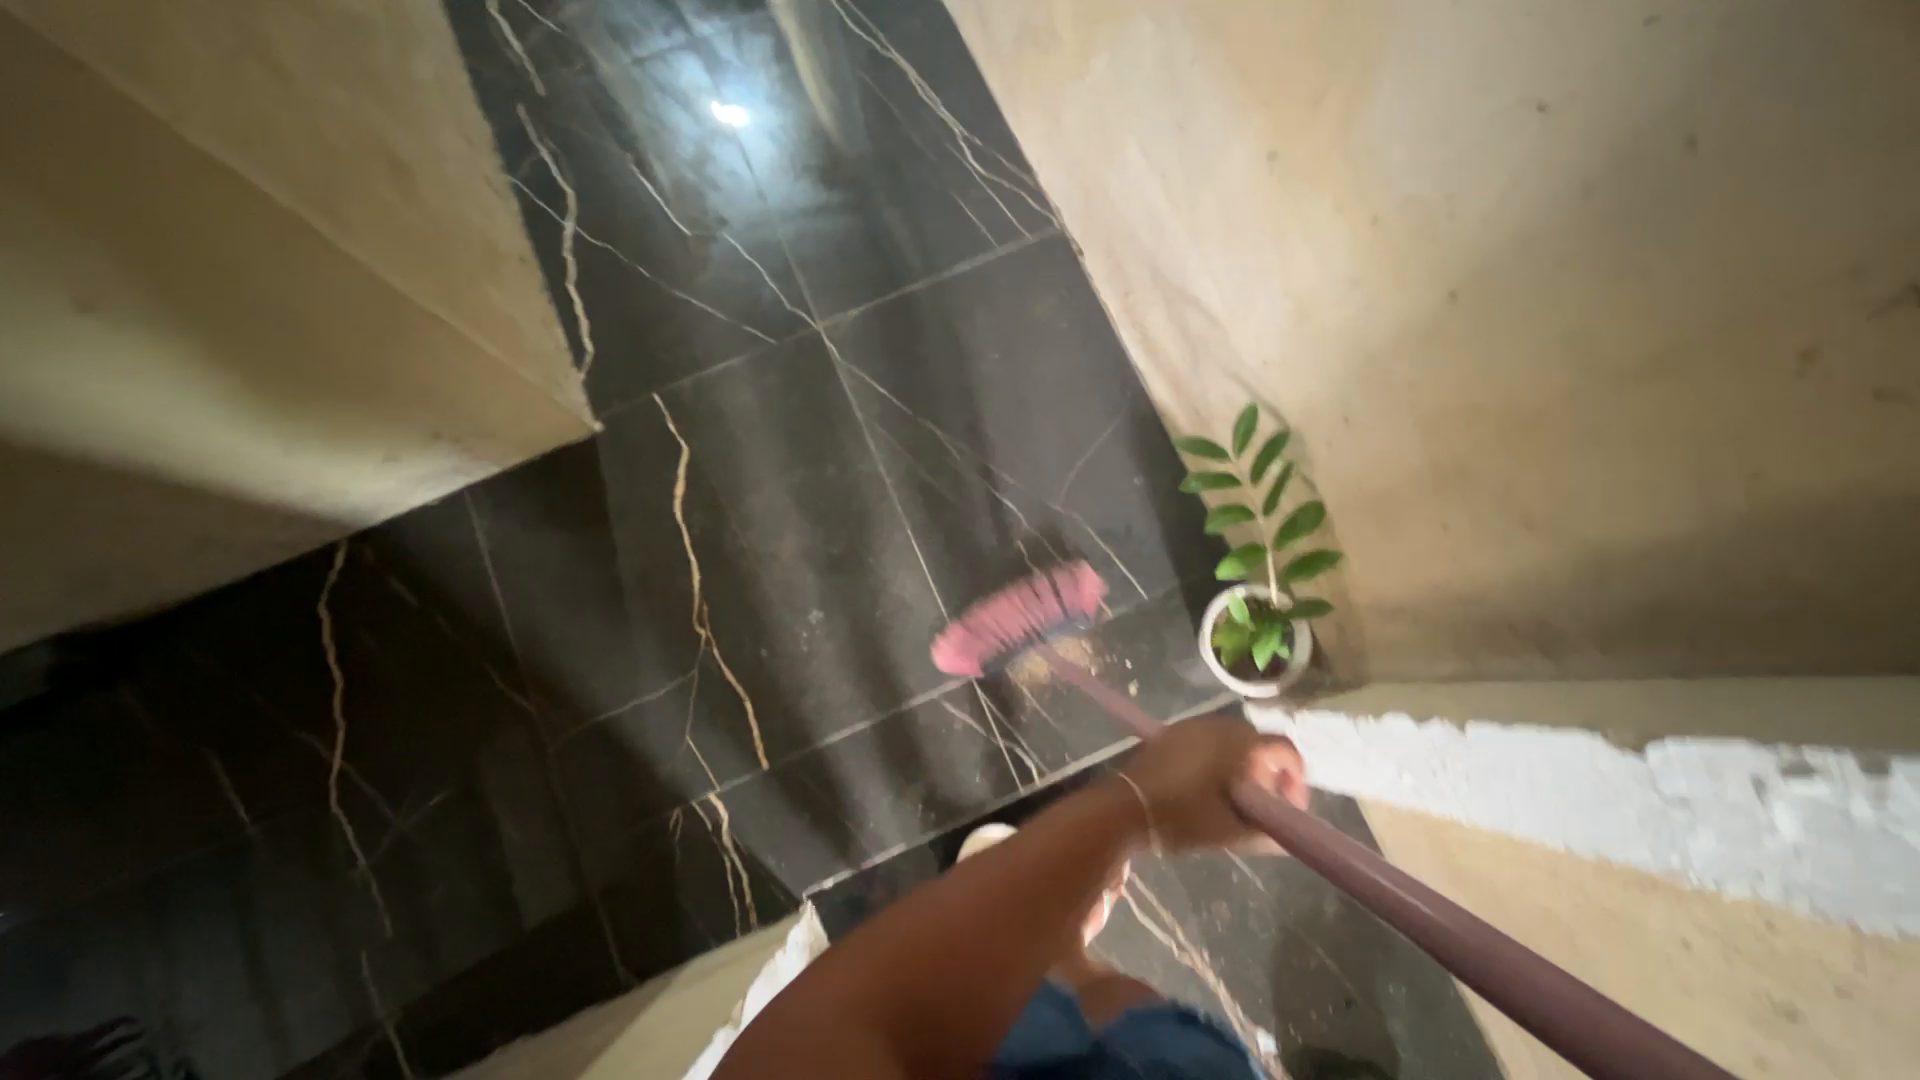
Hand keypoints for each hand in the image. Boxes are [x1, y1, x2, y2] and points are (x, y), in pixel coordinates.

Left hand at [1116, 710, 1308, 851]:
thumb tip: (1286, 832)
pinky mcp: (1172, 732)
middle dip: (1268, 771)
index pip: (1286, 749)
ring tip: (1234, 796)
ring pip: (1232, 739)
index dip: (1295, 778)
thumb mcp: (1234, 833)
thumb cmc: (1185, 818)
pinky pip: (1207, 739)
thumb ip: (1270, 832)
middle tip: (1262, 802)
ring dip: (1242, 763)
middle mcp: (1220, 724)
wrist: (1127, 807)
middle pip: (1260, 742)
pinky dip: (1217, 757)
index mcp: (1241, 743)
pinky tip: (1206, 784)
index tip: (1288, 806)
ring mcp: (1193, 724)